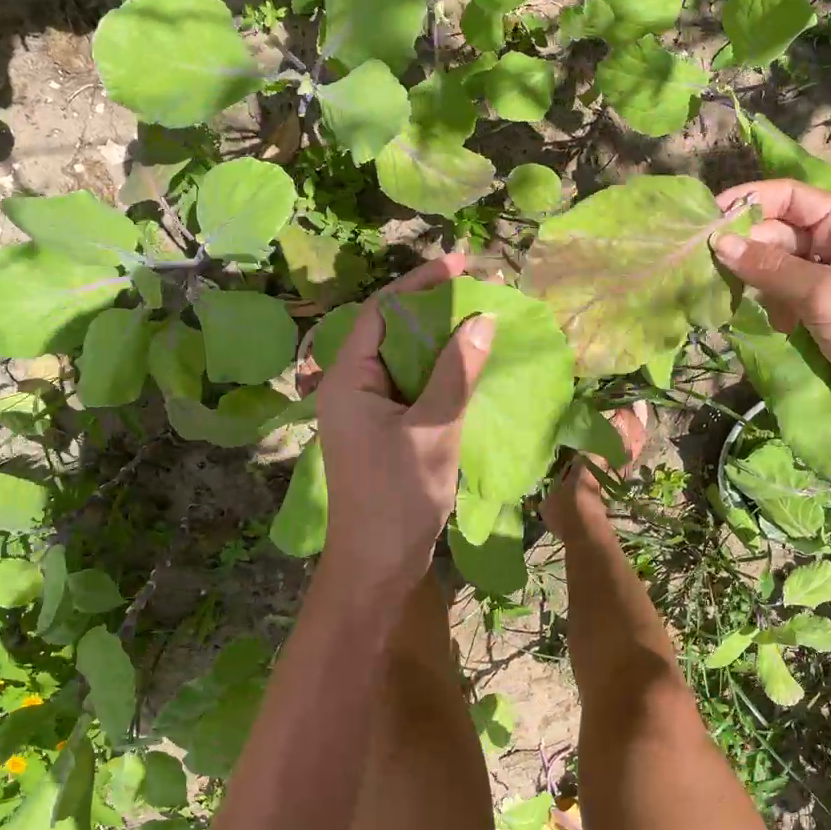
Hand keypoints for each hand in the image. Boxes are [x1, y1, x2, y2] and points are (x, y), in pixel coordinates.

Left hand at [315, 255, 495, 592]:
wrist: (377, 565)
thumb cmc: (398, 496)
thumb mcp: (433, 428)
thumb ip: (456, 372)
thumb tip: (482, 319)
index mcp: (348, 379)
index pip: (382, 311)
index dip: (421, 283)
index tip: (463, 264)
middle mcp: (351, 387)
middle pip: (392, 330)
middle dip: (435, 308)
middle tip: (480, 292)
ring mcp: (366, 410)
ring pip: (405, 359)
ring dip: (441, 340)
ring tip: (482, 322)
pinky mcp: (383, 429)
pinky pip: (412, 385)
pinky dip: (441, 371)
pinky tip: (471, 367)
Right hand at [713, 179, 830, 433]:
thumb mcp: (823, 295)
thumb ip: (770, 268)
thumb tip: (719, 243)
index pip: (790, 197)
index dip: (750, 201)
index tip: (709, 218)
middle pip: (778, 232)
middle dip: (747, 247)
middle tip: (711, 267)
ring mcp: (828, 281)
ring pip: (775, 267)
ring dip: (756, 281)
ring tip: (736, 297)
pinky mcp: (819, 313)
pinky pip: (782, 296)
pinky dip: (770, 306)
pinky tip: (774, 324)